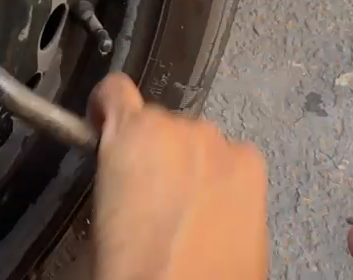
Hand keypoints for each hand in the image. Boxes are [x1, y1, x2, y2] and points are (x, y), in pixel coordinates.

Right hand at [86, 73, 267, 279]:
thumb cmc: (135, 270)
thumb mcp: (102, 213)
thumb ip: (114, 171)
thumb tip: (122, 178)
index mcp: (128, 132)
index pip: (114, 90)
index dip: (107, 109)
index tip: (107, 124)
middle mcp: (174, 126)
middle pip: (159, 122)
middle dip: (155, 152)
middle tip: (151, 197)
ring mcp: (215, 143)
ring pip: (197, 141)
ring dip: (191, 164)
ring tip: (189, 215)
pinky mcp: (250, 165)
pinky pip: (232, 158)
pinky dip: (225, 177)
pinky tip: (218, 215)